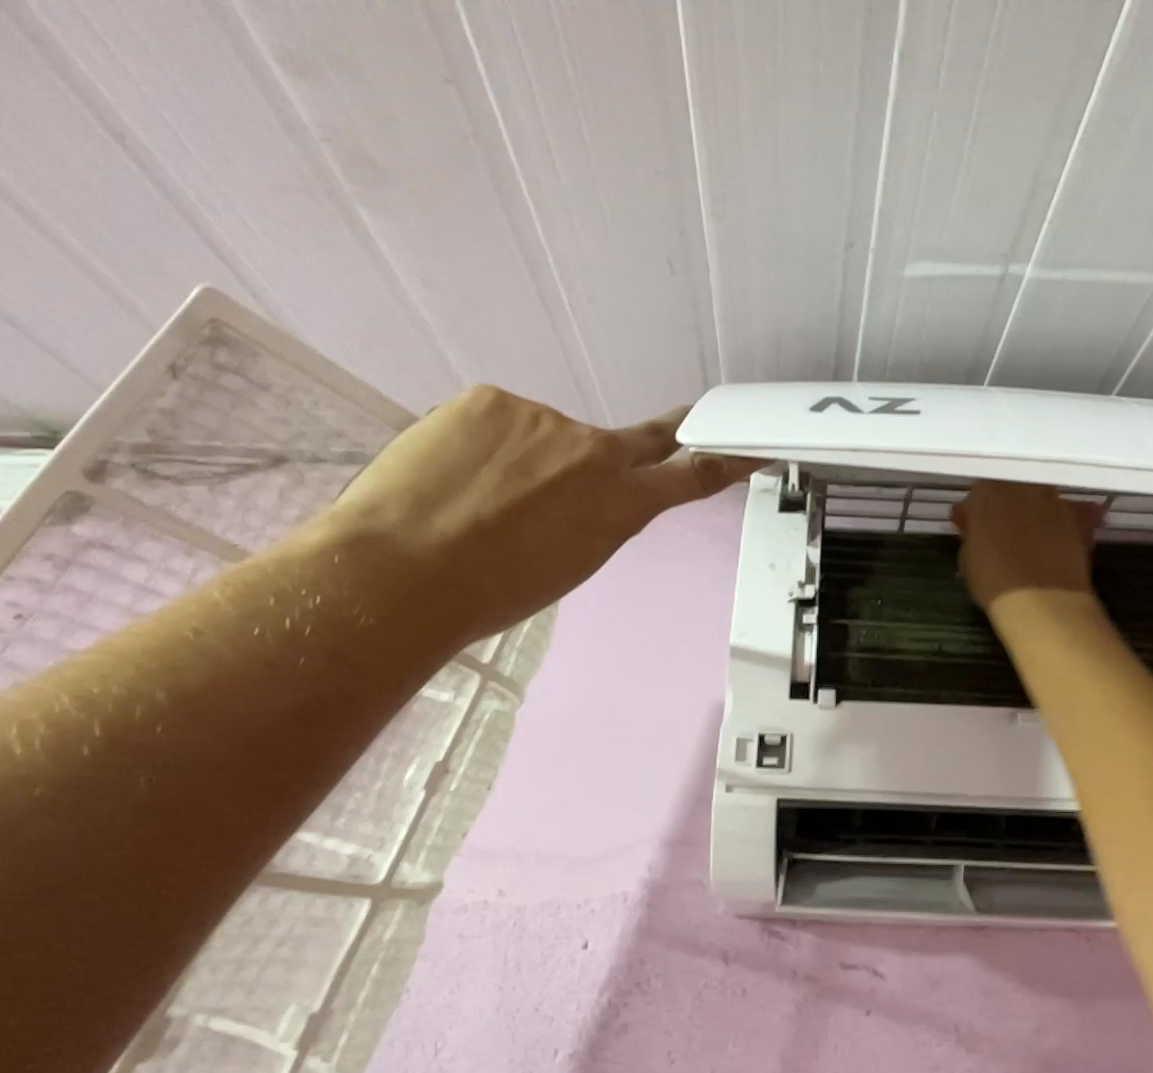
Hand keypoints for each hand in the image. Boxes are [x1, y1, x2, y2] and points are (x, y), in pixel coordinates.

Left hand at [306, 386, 759, 641]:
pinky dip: (479, 445)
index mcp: (619, 505)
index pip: (687, 476)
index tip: (752, 445)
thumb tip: (579, 496)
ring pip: (541, 437)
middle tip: (686, 418)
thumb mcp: (567, 566)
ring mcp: (542, 418)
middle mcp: (594, 453)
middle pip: (640, 437)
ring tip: (475, 498)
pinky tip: (451, 475)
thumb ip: (593, 521)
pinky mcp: (490, 398)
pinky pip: (496, 421)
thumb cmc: (488, 594)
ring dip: (522, 459)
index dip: (724, 460)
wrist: (400, 574)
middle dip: (660, 435)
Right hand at [951, 481, 1103, 611]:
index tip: (973, 530)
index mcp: (987, 493)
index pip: (978, 494)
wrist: (1041, 602)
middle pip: (1012, 492)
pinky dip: (1066, 525)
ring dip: (1036, 515)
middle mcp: (1022, 488)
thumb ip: (972, 534)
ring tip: (1034, 543)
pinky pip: (1071, 515)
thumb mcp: (967, 557)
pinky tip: (1061, 543)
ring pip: (1041, 502)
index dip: (976, 514)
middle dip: (1008, 509)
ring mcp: (1054, 500)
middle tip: (1004, 535)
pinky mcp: (1079, 518)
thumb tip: (976, 527)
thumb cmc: (993, 581)